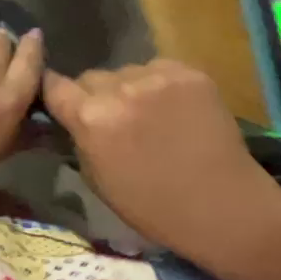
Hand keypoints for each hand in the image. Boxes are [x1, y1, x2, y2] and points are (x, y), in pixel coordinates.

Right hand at [43, 60, 280, 263]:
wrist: (226, 210)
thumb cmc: (156, 208)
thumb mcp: (99, 181)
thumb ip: (80, 140)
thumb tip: (72, 119)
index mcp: (92, 119)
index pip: (54, 85)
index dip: (54, 91)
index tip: (59, 99)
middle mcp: (119, 88)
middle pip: (92, 77)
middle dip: (97, 96)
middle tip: (116, 121)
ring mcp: (156, 76)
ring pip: (127, 72)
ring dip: (130, 90)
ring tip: (153, 118)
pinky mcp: (189, 72)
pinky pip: (159, 69)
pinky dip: (161, 86)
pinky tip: (178, 112)